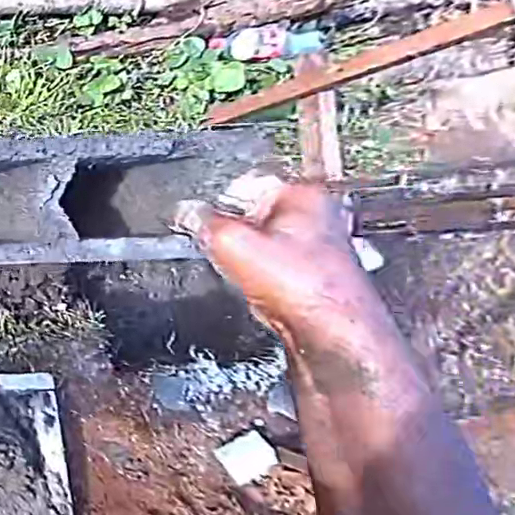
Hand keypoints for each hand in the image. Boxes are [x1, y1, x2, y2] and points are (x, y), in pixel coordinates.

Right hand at [173, 175, 384, 342]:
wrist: (329, 331)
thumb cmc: (301, 285)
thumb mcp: (230, 242)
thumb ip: (201, 221)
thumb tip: (184, 211)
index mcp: (305, 194)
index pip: (241, 184)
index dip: (215, 205)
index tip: (202, 222)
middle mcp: (316, 214)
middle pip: (246, 213)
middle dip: (227, 231)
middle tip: (225, 249)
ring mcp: (313, 243)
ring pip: (254, 239)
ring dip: (239, 254)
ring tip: (244, 271)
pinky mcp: (306, 269)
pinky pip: (263, 261)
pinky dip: (252, 271)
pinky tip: (255, 284)